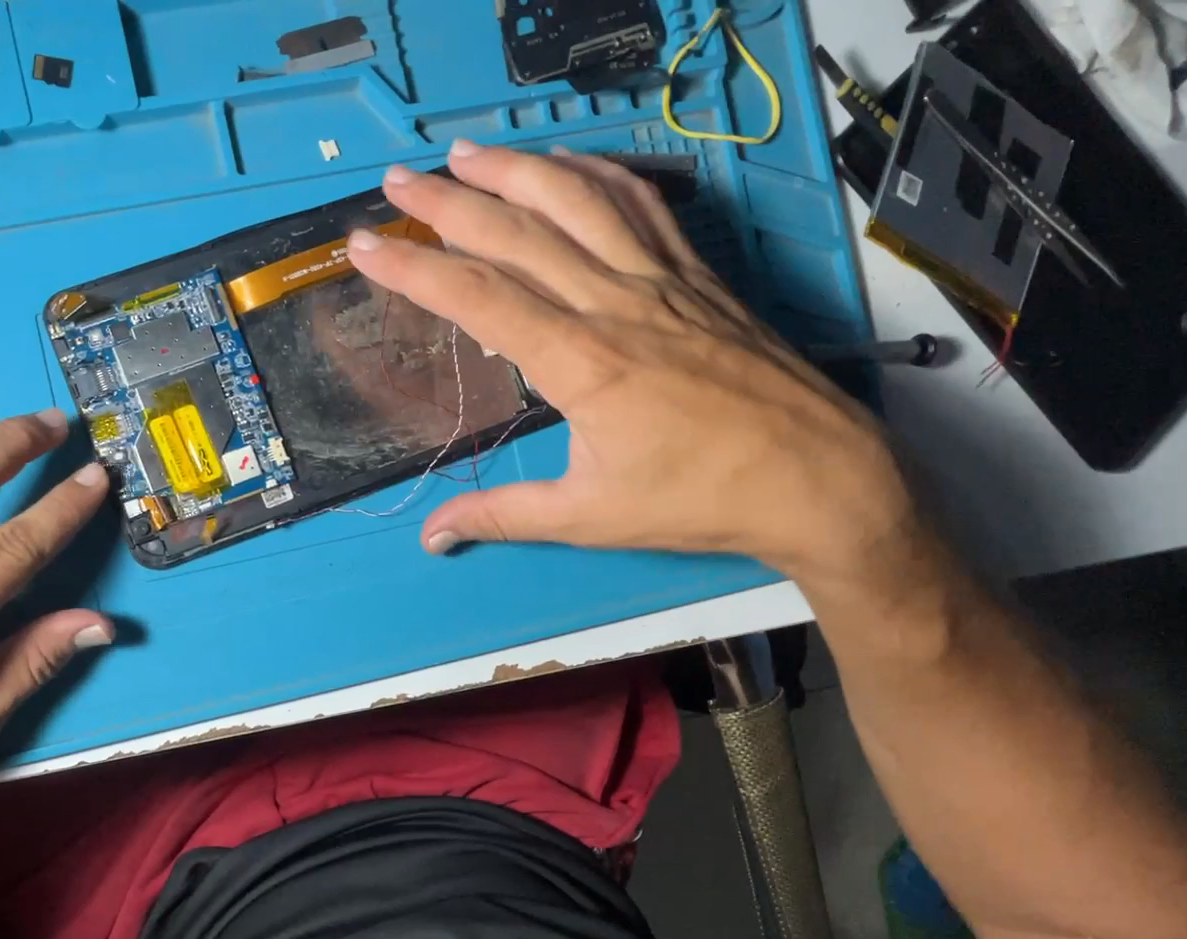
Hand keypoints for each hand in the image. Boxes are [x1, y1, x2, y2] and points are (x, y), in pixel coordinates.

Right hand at [346, 141, 919, 592]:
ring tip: (466, 154)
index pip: (479, 296)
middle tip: (397, 180)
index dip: (414, 267)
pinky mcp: (698, 276)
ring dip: (516, 170)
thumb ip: (501, 516)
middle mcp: (616, 303)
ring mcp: (663, 280)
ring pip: (580, 200)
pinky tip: (565, 166)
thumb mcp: (588, 518)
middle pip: (519, 231)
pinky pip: (641, 206)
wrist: (819, 479)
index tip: (366, 245)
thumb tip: (432, 537)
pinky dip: (595, 175)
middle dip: (448, 202)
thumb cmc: (699, 501)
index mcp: (582, 361)